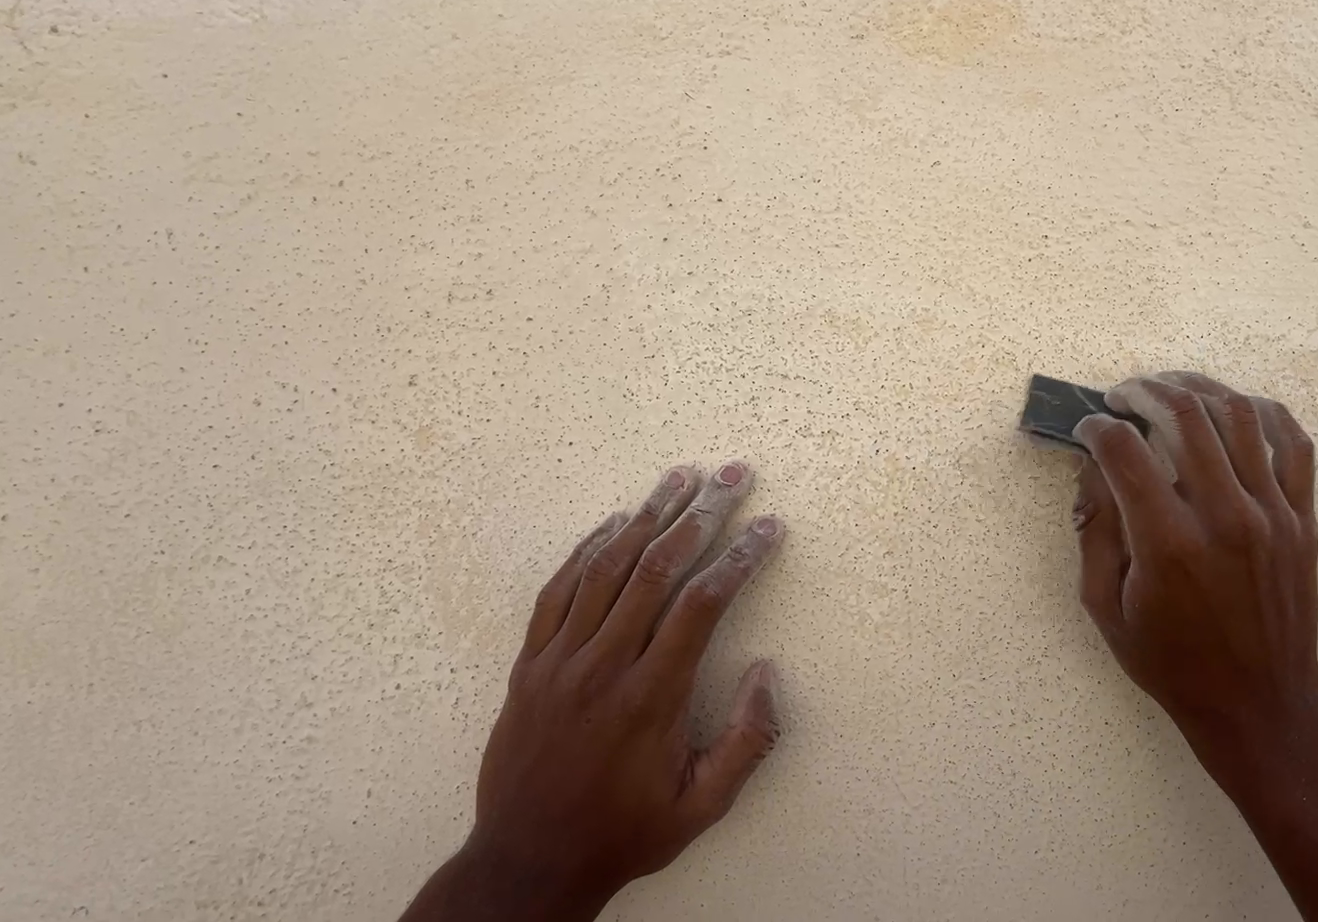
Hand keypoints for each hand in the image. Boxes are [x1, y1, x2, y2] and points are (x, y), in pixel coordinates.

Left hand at [401, 462, 785, 921]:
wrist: (525, 865)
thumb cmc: (624, 833)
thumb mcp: (703, 808)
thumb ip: (749, 741)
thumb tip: (767, 670)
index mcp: (651, 697)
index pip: (703, 603)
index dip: (740, 557)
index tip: (768, 527)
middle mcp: (604, 667)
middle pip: (657, 568)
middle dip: (702, 514)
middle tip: (732, 476)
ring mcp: (559, 661)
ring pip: (607, 567)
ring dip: (649, 515)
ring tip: (680, 477)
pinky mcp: (529, 664)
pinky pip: (558, 590)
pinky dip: (588, 548)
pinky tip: (616, 521)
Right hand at [1072, 371, 1317, 765]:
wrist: (1259, 704)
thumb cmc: (1171, 662)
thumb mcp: (1104, 607)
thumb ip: (1094, 530)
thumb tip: (1094, 468)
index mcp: (1168, 544)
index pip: (1124, 451)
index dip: (1095, 427)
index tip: (1086, 427)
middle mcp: (1225, 517)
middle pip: (1184, 415)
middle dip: (1142, 390)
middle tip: (1121, 394)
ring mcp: (1274, 513)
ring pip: (1238, 414)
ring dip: (1196, 388)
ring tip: (1168, 387)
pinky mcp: (1304, 518)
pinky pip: (1293, 442)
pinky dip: (1263, 410)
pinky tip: (1234, 406)